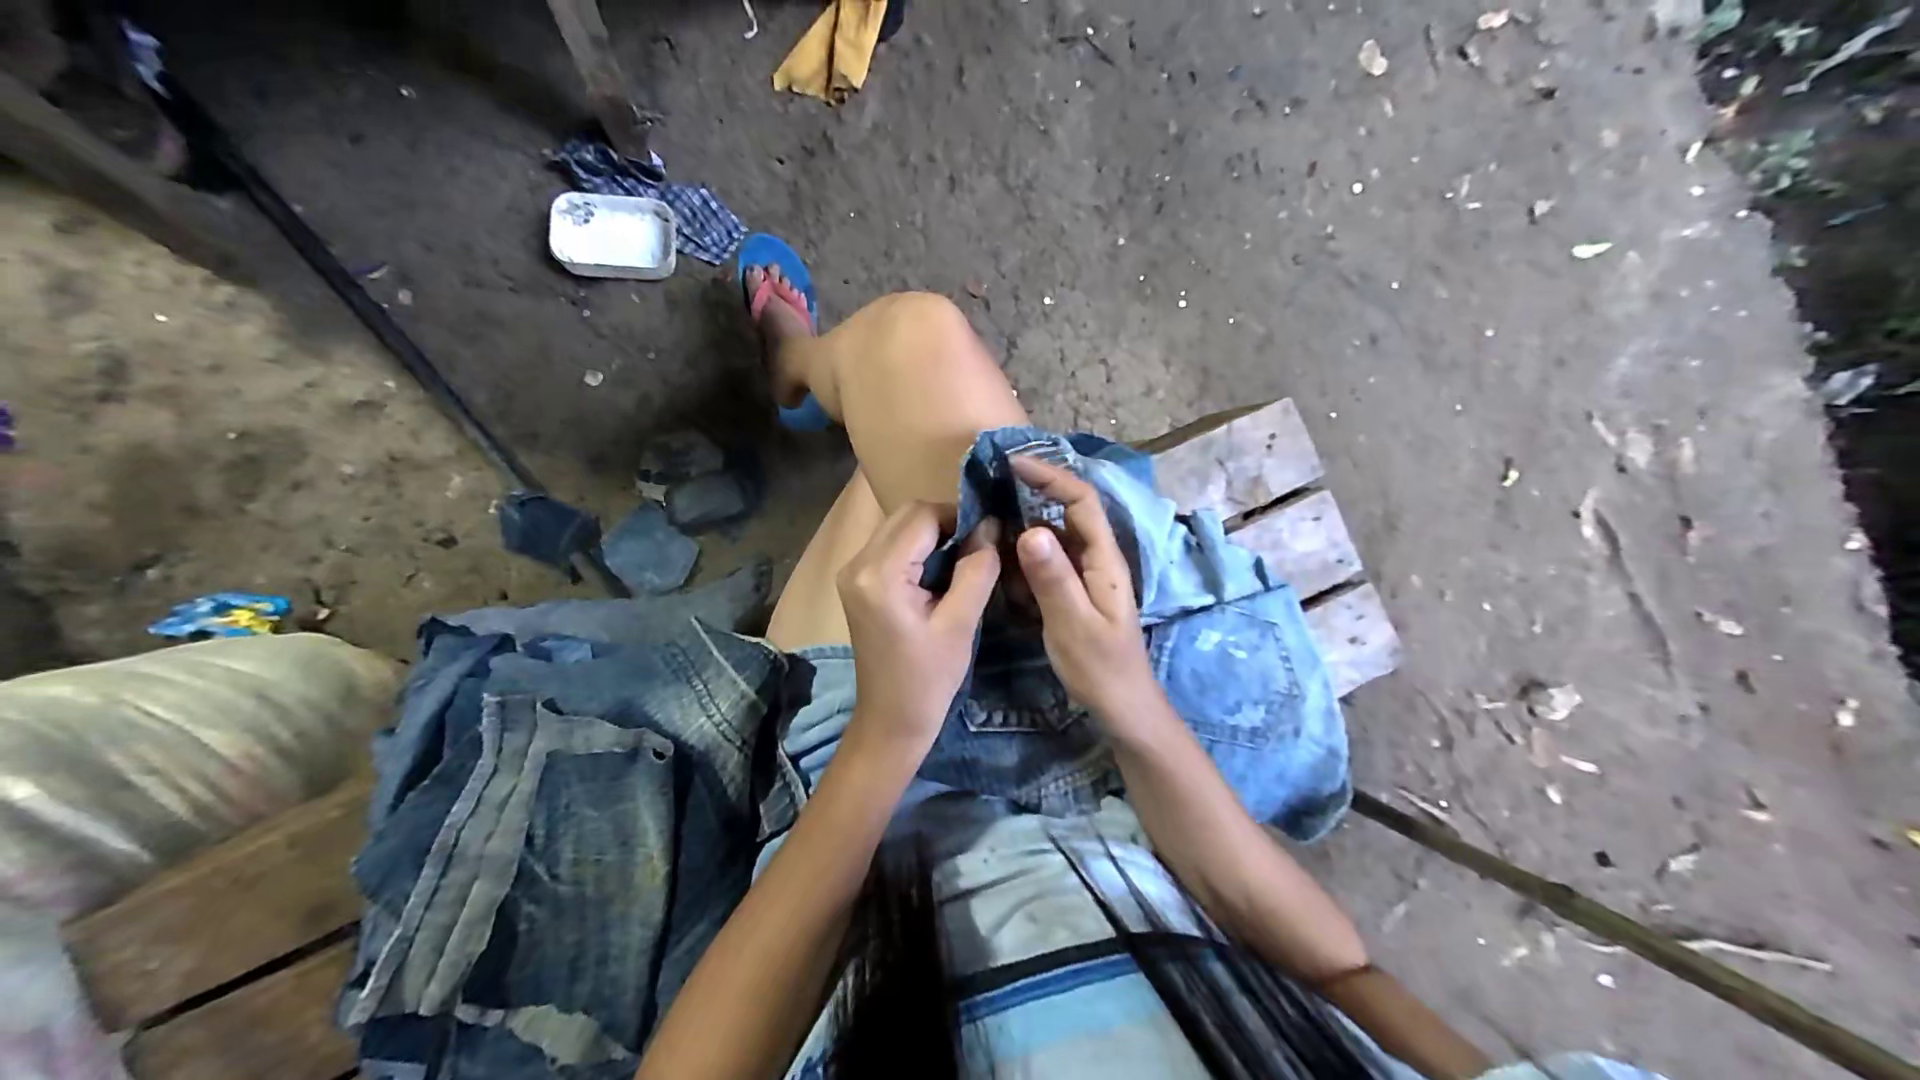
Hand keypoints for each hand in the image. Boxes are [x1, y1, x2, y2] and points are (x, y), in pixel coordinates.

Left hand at [839, 501, 1000, 749]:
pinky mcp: (856, 581)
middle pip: (906, 515)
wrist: (890, 720)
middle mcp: (857, 564)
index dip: (959, 517)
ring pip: (898, 527)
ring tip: (963, 559)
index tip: (989, 534)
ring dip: (932, 535)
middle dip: (946, 523)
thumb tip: (992, 525)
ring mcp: (852, 572)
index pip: (922, 516)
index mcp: (879, 574)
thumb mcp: (961, 624)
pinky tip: (939, 573)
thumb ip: (977, 569)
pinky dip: (918, 549)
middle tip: (978, 547)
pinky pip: (890, 546)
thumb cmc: (928, 679)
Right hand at [1009, 457, 1159, 720]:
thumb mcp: (1073, 624)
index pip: (1080, 500)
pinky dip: (1021, 559)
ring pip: (1050, 538)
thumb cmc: (1101, 668)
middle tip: (987, 492)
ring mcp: (1083, 575)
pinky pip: (1044, 563)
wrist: (1122, 707)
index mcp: (1103, 559)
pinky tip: (999, 569)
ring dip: (1020, 529)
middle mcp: (1095, 558)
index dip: (1050, 475)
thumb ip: (1053, 578)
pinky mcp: (1071, 592)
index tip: (1013, 464)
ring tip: (985, 530)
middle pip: (1063, 512)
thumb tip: (1029, 530)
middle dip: (1029, 496)